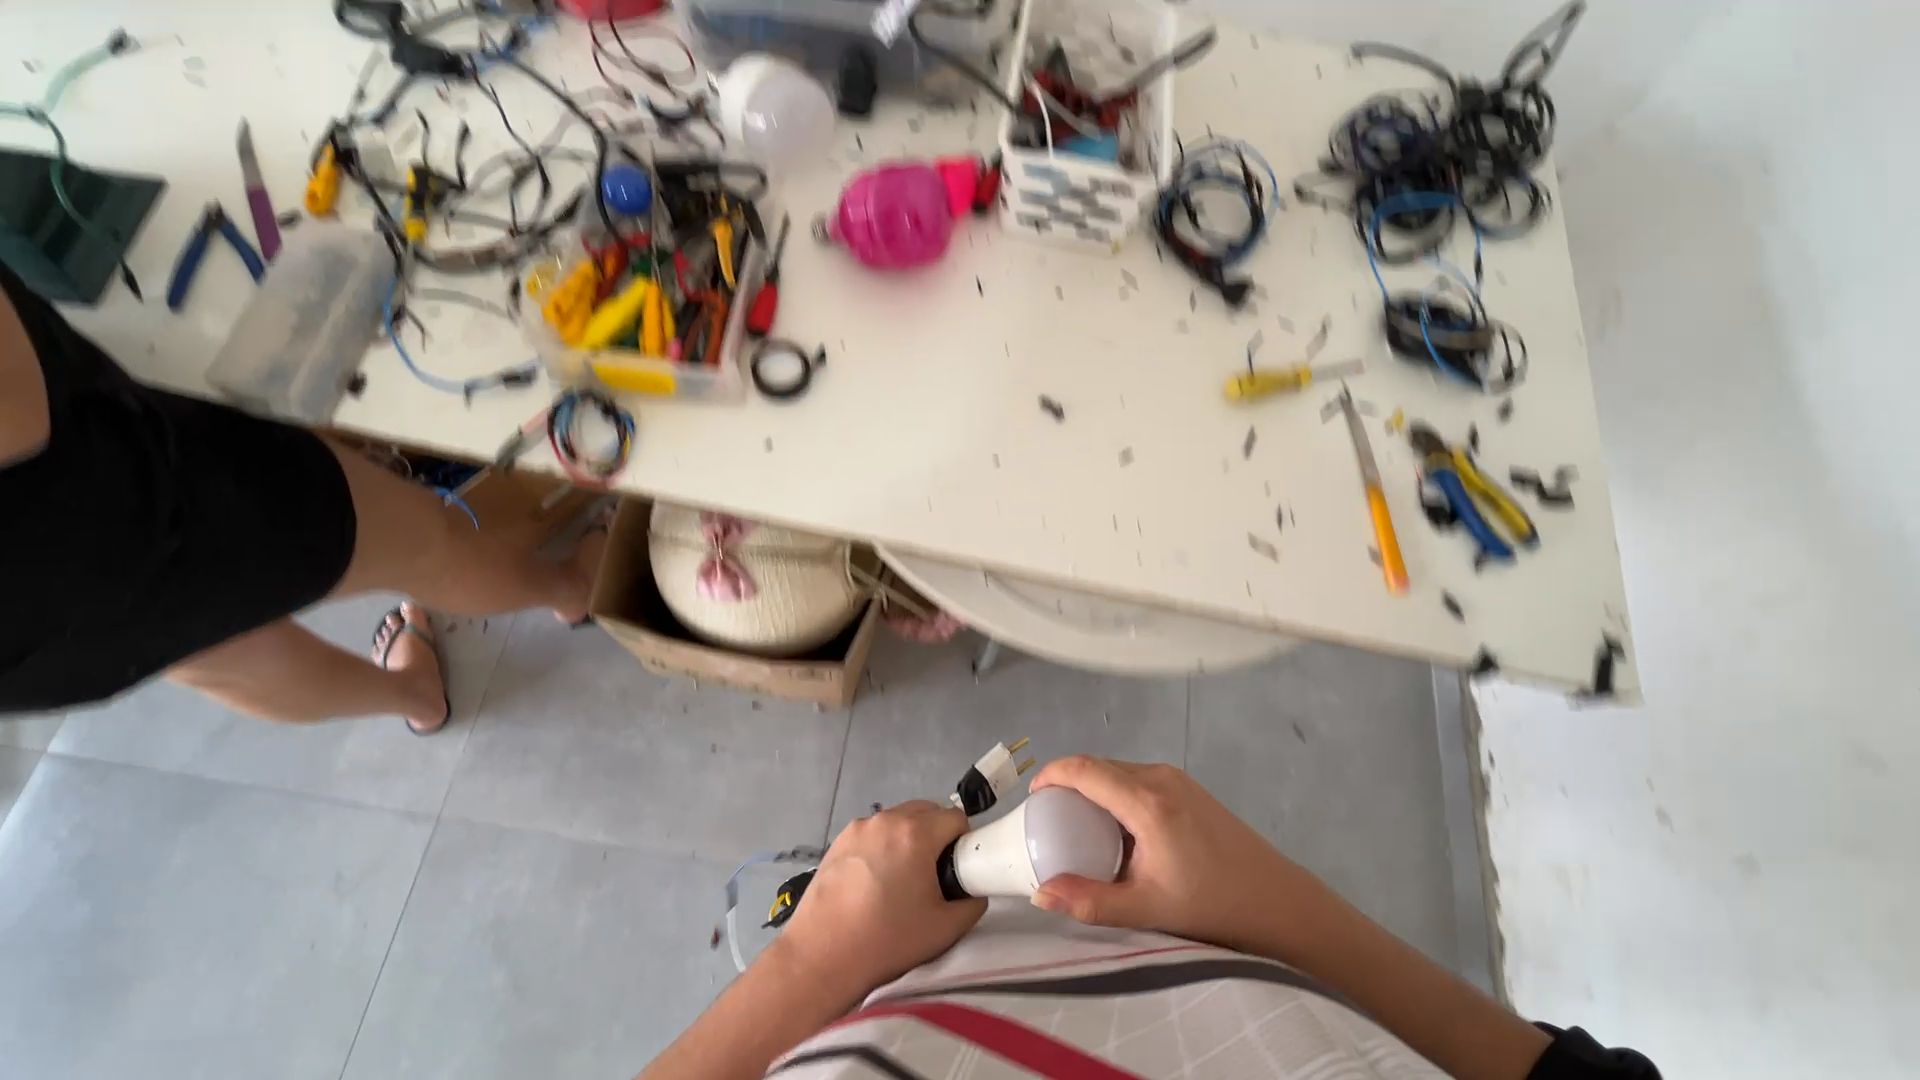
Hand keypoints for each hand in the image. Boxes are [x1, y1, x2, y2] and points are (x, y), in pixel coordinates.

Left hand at [773, 801, 986, 998]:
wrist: (822, 957)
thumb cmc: (887, 940)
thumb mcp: (946, 928)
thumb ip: (973, 902)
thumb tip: (974, 890)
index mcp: (915, 833)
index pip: (956, 818)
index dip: (964, 842)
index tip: (959, 869)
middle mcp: (886, 820)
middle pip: (926, 812)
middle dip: (937, 836)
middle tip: (935, 875)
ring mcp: (857, 828)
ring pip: (897, 820)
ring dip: (909, 838)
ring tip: (902, 881)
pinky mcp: (837, 841)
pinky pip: (873, 833)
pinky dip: (883, 846)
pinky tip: (874, 882)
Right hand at [1028, 757, 1340, 960]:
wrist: (1276, 900)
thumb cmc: (1211, 905)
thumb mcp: (1146, 908)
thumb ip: (1090, 901)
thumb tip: (1039, 894)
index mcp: (1146, 802)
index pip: (1084, 769)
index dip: (1051, 774)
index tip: (1031, 798)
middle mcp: (1159, 777)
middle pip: (1098, 765)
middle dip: (1067, 783)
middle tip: (1048, 818)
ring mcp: (1176, 778)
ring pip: (1117, 769)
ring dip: (1091, 786)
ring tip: (1076, 825)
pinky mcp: (1187, 786)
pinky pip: (1136, 777)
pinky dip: (1114, 791)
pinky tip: (1114, 827)